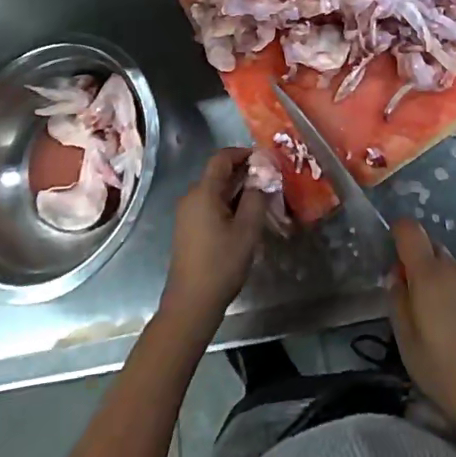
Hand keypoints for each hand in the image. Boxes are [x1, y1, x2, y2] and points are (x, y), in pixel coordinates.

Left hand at [162, 147, 265, 322]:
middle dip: (244, 172)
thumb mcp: (247, 229)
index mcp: (203, 192)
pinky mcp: (188, 227)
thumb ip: (256, 197)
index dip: (243, 153)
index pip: (222, 157)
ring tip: (261, 199)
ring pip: (215, 189)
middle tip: (269, 180)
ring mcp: (187, 213)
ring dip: (237, 189)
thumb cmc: (221, 264)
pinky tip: (243, 217)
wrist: (191, 303)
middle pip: (218, 173)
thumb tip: (262, 174)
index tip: (265, 159)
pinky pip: (209, 204)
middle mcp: (191, 196)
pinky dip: (227, 203)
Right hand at [388, 220, 455, 456]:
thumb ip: (398, 303)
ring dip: (442, 290)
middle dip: (419, 267)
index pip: (409, 229)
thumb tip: (395, 275)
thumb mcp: (410, 347)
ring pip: (453, 275)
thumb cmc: (453, 376)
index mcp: (430, 275)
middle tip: (412, 304)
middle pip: (433, 251)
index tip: (391, 255)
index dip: (397, 232)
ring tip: (440, 331)